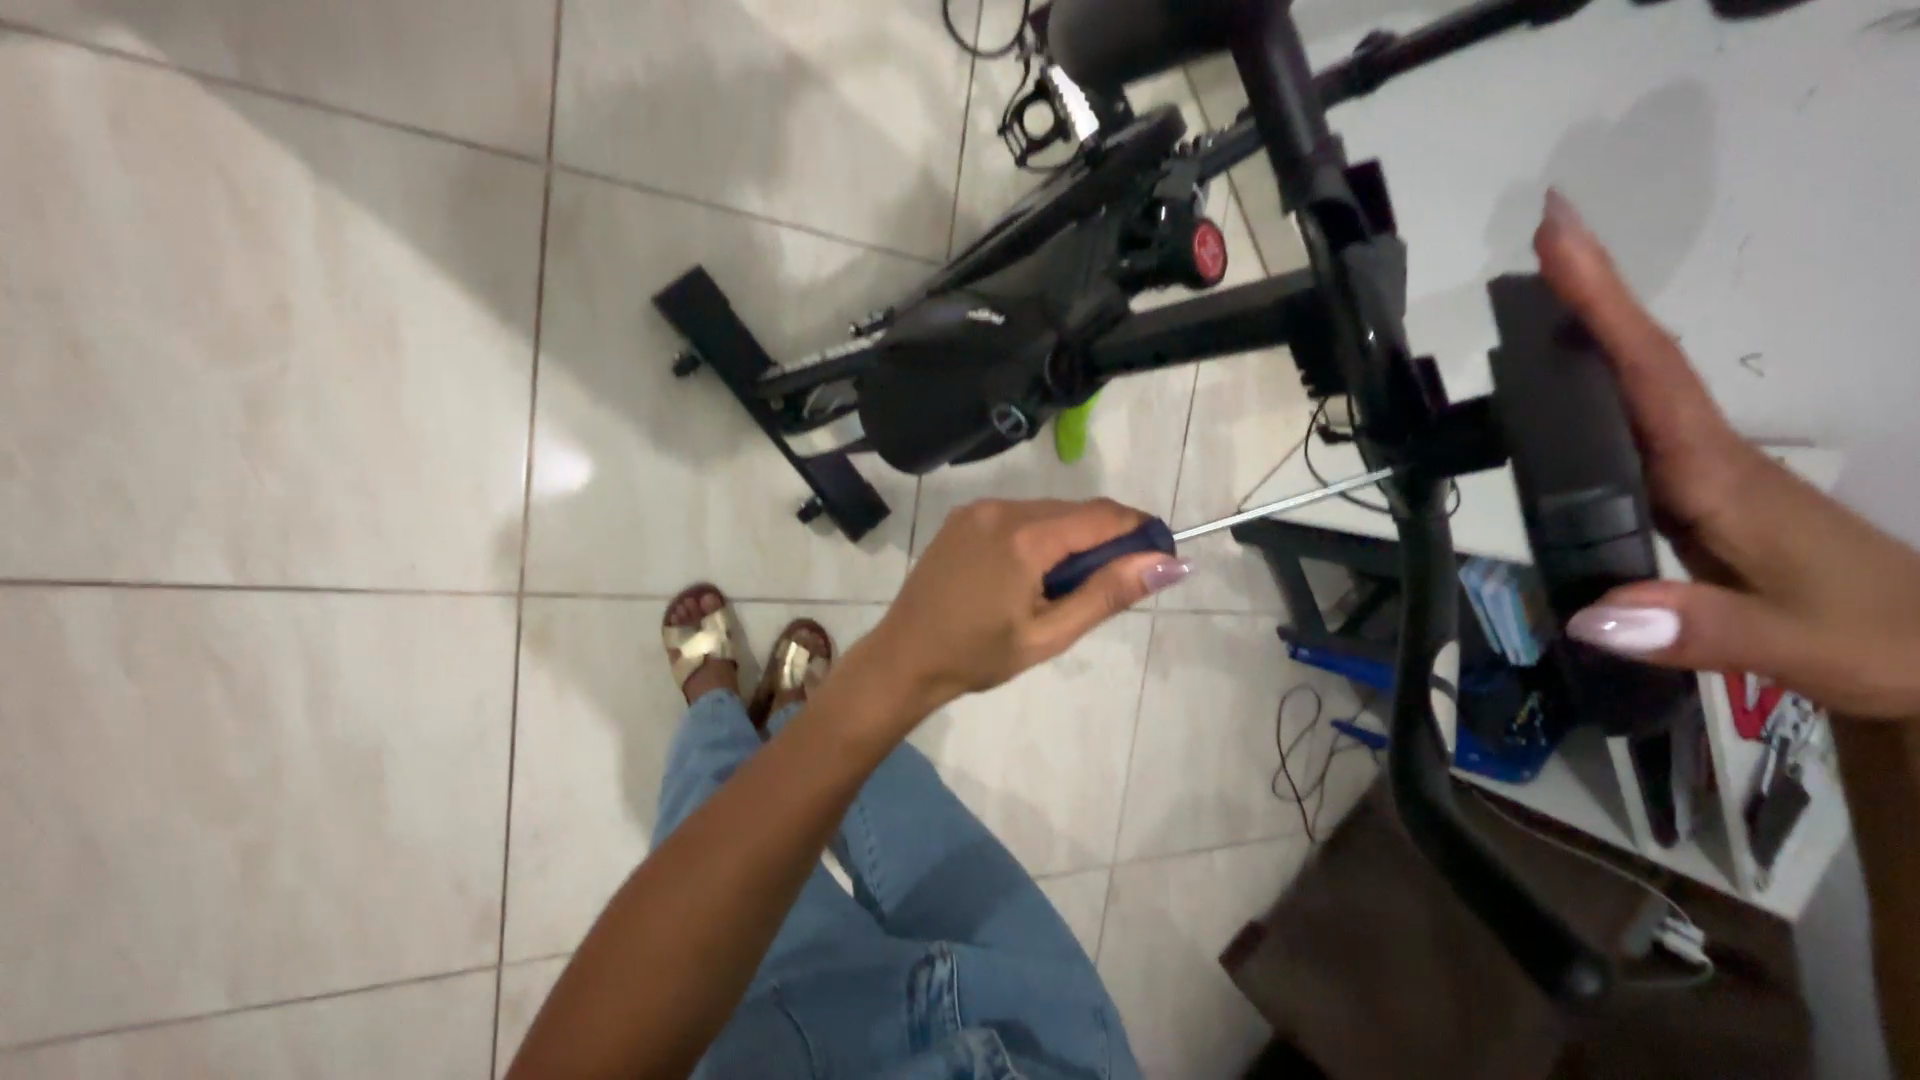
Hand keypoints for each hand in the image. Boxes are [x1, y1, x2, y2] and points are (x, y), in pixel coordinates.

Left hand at [865, 498, 1189, 712]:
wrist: (904, 658)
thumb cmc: (978, 656)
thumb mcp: (1050, 634)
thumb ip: (1108, 594)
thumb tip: (1168, 563)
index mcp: (1025, 537)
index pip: (1103, 516)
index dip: (1139, 531)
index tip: (1160, 556)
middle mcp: (1002, 509)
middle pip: (1076, 511)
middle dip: (1105, 539)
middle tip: (1111, 585)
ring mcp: (978, 510)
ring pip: (1047, 511)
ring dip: (1070, 538)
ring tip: (1063, 588)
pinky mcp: (962, 518)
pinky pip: (1018, 516)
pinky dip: (1038, 536)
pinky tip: (1030, 575)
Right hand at [1539, 191, 1919, 719]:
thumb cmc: (1880, 640)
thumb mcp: (1803, 644)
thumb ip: (1701, 628)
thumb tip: (1587, 611)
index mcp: (1724, 477)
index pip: (1655, 377)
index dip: (1605, 308)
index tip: (1560, 240)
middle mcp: (1709, 459)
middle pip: (1645, 362)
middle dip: (1594, 296)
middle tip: (1541, 237)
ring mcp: (1703, 476)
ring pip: (1641, 388)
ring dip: (1593, 332)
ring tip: (1536, 292)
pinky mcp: (1694, 497)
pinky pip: (1636, 426)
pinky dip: (1599, 387)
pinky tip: (1569, 384)